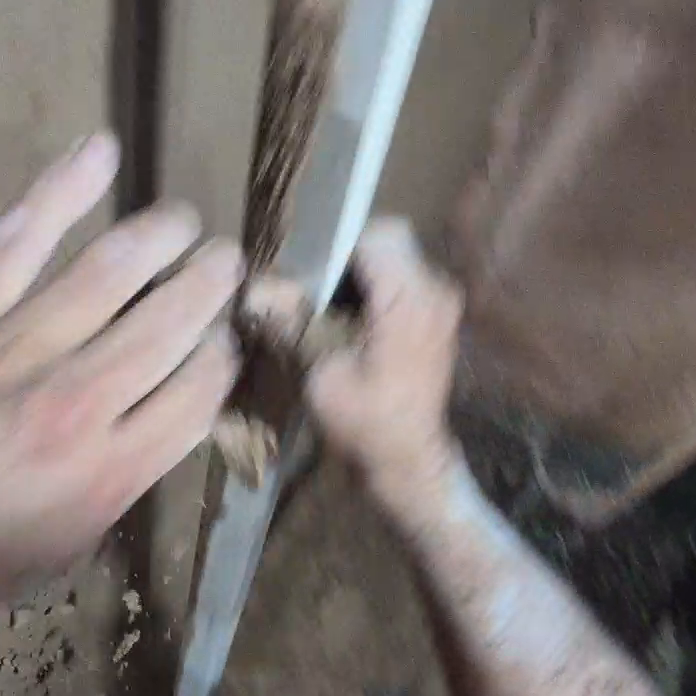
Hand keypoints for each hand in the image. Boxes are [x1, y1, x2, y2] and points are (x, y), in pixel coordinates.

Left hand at [0, 133, 241, 675]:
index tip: (219, 344)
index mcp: (111, 469)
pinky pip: (19, 237)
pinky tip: (100, 153)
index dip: (222, 357)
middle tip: (224, 264)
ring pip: (112, 270)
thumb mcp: (69, 544)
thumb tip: (156, 415)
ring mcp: (14, 349)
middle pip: (172, 321)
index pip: (201, 387)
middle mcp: (77, 401)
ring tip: (183, 222)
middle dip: (210, 285)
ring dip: (161, 235)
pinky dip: (62, 190)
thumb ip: (122, 476)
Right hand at [305, 217, 465, 496]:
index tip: (311, 280)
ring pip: (396, 258)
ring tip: (330, 311)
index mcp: (410, 299)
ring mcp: (441, 301)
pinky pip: (403, 280)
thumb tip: (254, 291)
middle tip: (316, 295)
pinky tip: (351, 324)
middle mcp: (435, 290)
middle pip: (389, 241)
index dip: (338, 249)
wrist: (406, 459)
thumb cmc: (365, 422)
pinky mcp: (437, 315)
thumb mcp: (321, 374)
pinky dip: (374, 291)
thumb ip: (293, 324)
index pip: (377, 236)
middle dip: (348, 260)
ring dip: (360, 276)